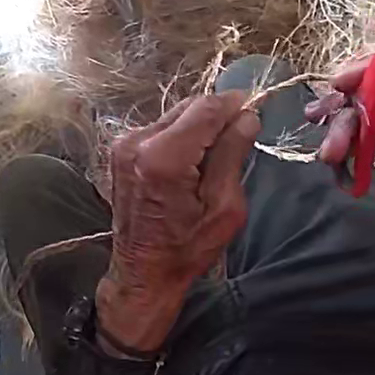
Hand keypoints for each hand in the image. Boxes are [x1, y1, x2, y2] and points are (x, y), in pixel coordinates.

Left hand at [98, 93, 261, 352]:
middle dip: (217, 115)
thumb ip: (232, 156)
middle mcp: (138, 142)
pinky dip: (181, 134)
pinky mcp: (120, 149)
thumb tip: (247, 117)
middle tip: (240, 133)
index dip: (234, 104)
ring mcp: (124, 144)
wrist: (142, 271)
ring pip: (175, 114)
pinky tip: (192, 159)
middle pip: (189, 106)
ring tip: (216, 152)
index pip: (206, 109)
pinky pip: (160, 127)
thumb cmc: (187, 248)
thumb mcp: (224, 208)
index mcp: (164, 158)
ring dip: (199, 125)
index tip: (254, 108)